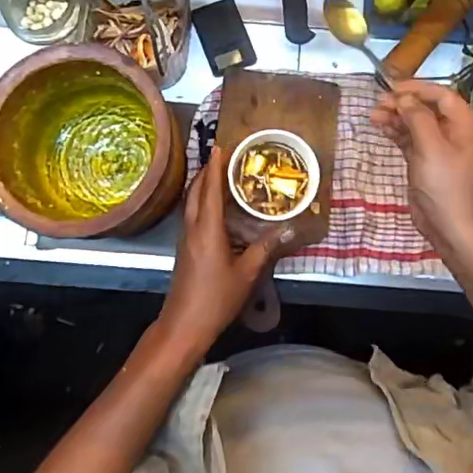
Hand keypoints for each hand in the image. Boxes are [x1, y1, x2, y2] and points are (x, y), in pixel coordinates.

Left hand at [160, 145, 292, 347]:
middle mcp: (192, 229)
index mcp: (207, 230)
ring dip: (202, 187)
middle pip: (195, 192)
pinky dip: (202, 204)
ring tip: (219, 176)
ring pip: (191, 204)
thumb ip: (266, 248)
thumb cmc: (216, 298)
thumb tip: (289, 228)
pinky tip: (216, 209)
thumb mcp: (247, 273)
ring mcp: (185, 240)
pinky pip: (193, 217)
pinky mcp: (185, 250)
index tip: (220, 146)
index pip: (209, 190)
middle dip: (206, 172)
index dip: (215, 167)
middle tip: (222, 157)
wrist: (184, 325)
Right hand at [371, 81, 472, 255]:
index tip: (392, 89)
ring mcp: (442, 149)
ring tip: (373, 116)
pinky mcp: (428, 163)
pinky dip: (398, 133)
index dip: (417, 89)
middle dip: (403, 103)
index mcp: (466, 125)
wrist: (453, 229)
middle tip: (378, 104)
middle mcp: (456, 133)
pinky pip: (413, 141)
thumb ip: (418, 118)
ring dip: (397, 118)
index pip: (442, 95)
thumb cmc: (446, 187)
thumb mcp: (431, 148)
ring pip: (417, 124)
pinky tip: (381, 128)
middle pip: (428, 108)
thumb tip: (404, 99)